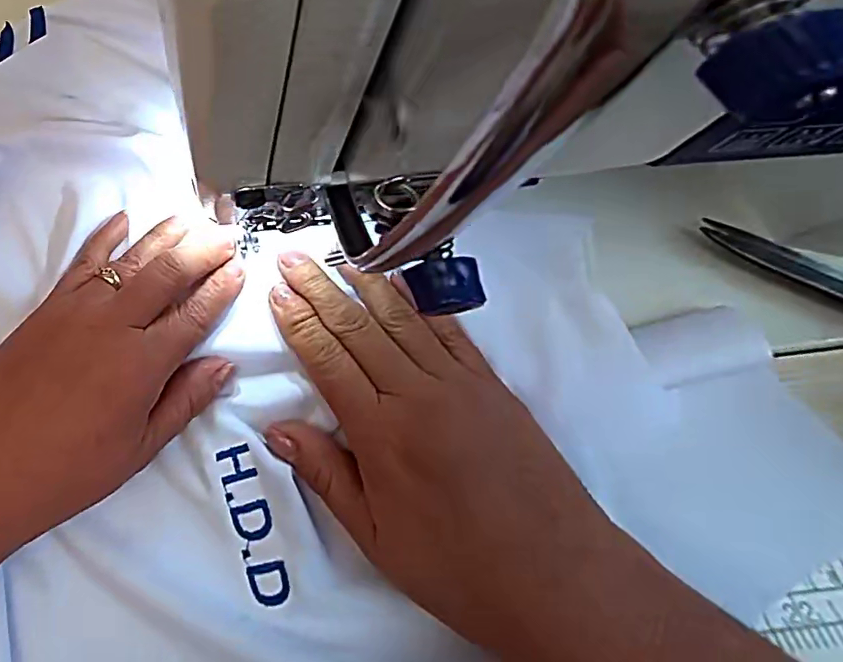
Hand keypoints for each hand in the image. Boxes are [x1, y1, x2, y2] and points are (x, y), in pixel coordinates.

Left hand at [0, 212, 243, 551]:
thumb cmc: (68, 468)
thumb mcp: (139, 449)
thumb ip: (184, 401)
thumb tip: (223, 365)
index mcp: (143, 363)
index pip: (194, 314)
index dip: (220, 288)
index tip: (239, 267)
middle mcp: (115, 324)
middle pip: (168, 273)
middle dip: (202, 249)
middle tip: (225, 232)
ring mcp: (79, 307)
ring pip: (131, 259)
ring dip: (162, 235)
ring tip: (187, 217)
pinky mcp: (50, 303)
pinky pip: (84, 260)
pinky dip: (104, 236)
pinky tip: (121, 220)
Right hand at [264, 254, 781, 661]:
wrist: (566, 583)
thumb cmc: (462, 568)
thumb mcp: (377, 537)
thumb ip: (325, 475)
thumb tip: (277, 430)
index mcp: (382, 434)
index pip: (327, 360)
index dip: (297, 322)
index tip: (276, 293)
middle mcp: (417, 396)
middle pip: (356, 328)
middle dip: (318, 288)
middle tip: (292, 258)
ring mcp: (458, 385)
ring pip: (399, 319)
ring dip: (363, 284)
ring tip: (335, 258)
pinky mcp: (491, 385)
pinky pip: (447, 330)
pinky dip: (419, 301)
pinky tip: (399, 282)